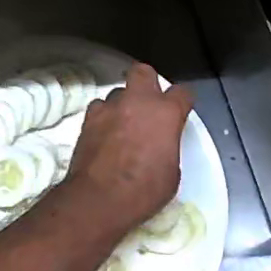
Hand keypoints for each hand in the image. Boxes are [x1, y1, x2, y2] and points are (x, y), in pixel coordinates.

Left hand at [62, 63, 193, 234]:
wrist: (100, 198)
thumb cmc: (144, 191)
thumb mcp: (171, 172)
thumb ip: (167, 146)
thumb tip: (159, 144)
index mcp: (165, 113)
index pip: (181, 93)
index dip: (181, 101)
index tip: (180, 111)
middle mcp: (137, 101)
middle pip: (143, 72)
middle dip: (147, 83)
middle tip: (148, 105)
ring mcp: (110, 107)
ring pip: (118, 92)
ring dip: (123, 104)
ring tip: (123, 125)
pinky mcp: (88, 118)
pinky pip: (99, 108)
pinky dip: (104, 117)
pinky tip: (104, 133)